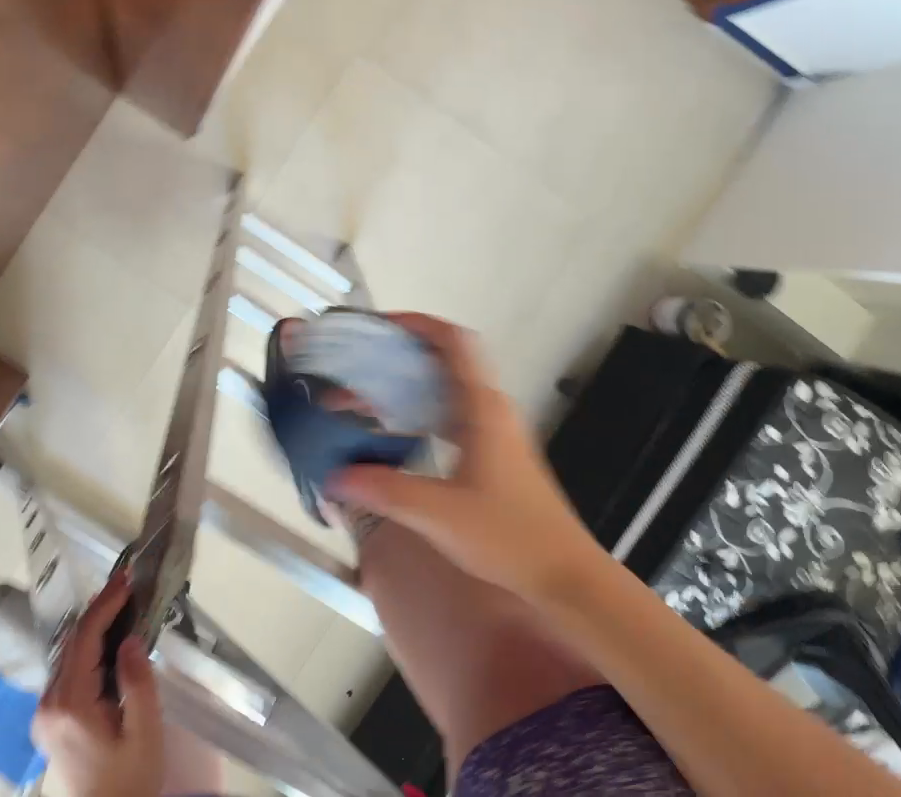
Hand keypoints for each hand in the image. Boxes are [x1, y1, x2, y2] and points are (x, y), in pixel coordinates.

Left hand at [31, 572, 163, 796]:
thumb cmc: (130, 782)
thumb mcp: (145, 735)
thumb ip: (137, 684)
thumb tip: (129, 638)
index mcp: (70, 704)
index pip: (84, 639)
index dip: (105, 604)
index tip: (125, 580)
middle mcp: (48, 703)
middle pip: (72, 643)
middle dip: (99, 612)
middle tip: (127, 586)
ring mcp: (44, 713)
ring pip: (68, 656)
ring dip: (93, 631)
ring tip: (121, 607)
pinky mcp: (49, 721)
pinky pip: (67, 672)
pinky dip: (87, 652)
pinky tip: (107, 645)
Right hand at [328, 313, 607, 600]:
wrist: (566, 577)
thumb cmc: (508, 536)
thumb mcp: (437, 513)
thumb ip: (383, 490)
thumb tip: (334, 476)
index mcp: (482, 408)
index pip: (452, 341)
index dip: (416, 323)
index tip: (377, 326)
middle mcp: (491, 410)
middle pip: (445, 360)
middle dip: (400, 356)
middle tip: (357, 367)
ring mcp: (496, 432)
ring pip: (447, 390)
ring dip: (409, 386)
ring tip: (366, 398)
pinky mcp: (495, 455)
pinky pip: (452, 415)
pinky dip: (421, 412)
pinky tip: (395, 436)